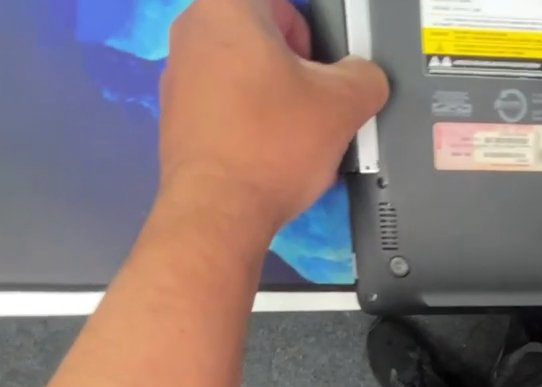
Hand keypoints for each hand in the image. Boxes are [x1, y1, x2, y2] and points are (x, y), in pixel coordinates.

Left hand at [158, 0, 388, 237]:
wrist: (220, 210)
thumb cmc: (275, 144)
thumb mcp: (342, 107)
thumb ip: (364, 79)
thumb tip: (365, 79)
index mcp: (227, 7)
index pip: (282, 3)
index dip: (311, 36)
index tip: (322, 73)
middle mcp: (193, 30)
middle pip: (260, 37)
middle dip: (294, 71)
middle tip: (314, 109)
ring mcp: (178, 75)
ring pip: (242, 75)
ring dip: (274, 100)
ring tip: (295, 141)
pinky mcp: (176, 118)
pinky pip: (224, 109)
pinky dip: (250, 126)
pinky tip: (269, 159)